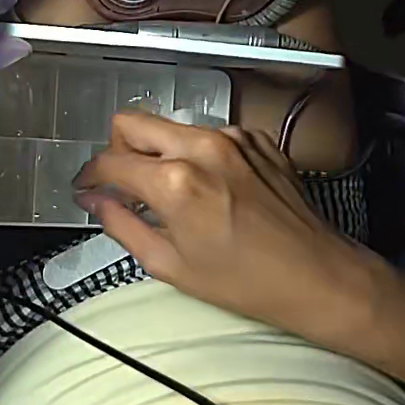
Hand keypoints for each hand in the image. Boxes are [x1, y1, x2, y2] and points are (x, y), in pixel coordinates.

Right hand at [74, 110, 390, 350]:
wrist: (318, 275)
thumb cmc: (245, 282)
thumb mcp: (170, 265)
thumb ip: (122, 225)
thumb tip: (95, 201)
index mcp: (175, 183)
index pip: (110, 161)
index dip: (89, 176)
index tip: (87, 189)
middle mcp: (201, 148)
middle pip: (132, 122)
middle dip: (118, 150)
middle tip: (123, 184)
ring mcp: (232, 138)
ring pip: (170, 126)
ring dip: (158, 152)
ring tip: (171, 191)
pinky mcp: (255, 138)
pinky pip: (207, 134)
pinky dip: (196, 155)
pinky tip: (210, 187)